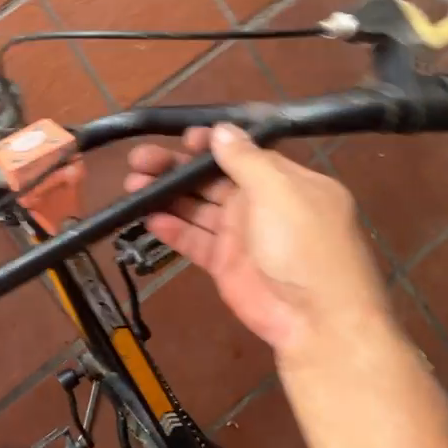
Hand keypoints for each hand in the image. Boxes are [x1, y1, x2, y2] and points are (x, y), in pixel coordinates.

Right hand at [125, 124, 388, 359]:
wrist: (315, 318)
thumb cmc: (304, 245)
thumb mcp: (279, 192)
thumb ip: (246, 159)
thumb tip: (222, 128)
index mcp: (281, 181)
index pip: (240, 154)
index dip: (210, 145)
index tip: (181, 139)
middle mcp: (259, 204)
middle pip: (210, 178)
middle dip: (175, 168)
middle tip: (139, 160)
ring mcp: (240, 235)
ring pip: (196, 207)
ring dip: (165, 194)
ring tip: (132, 185)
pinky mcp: (223, 263)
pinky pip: (193, 240)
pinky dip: (171, 229)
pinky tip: (148, 218)